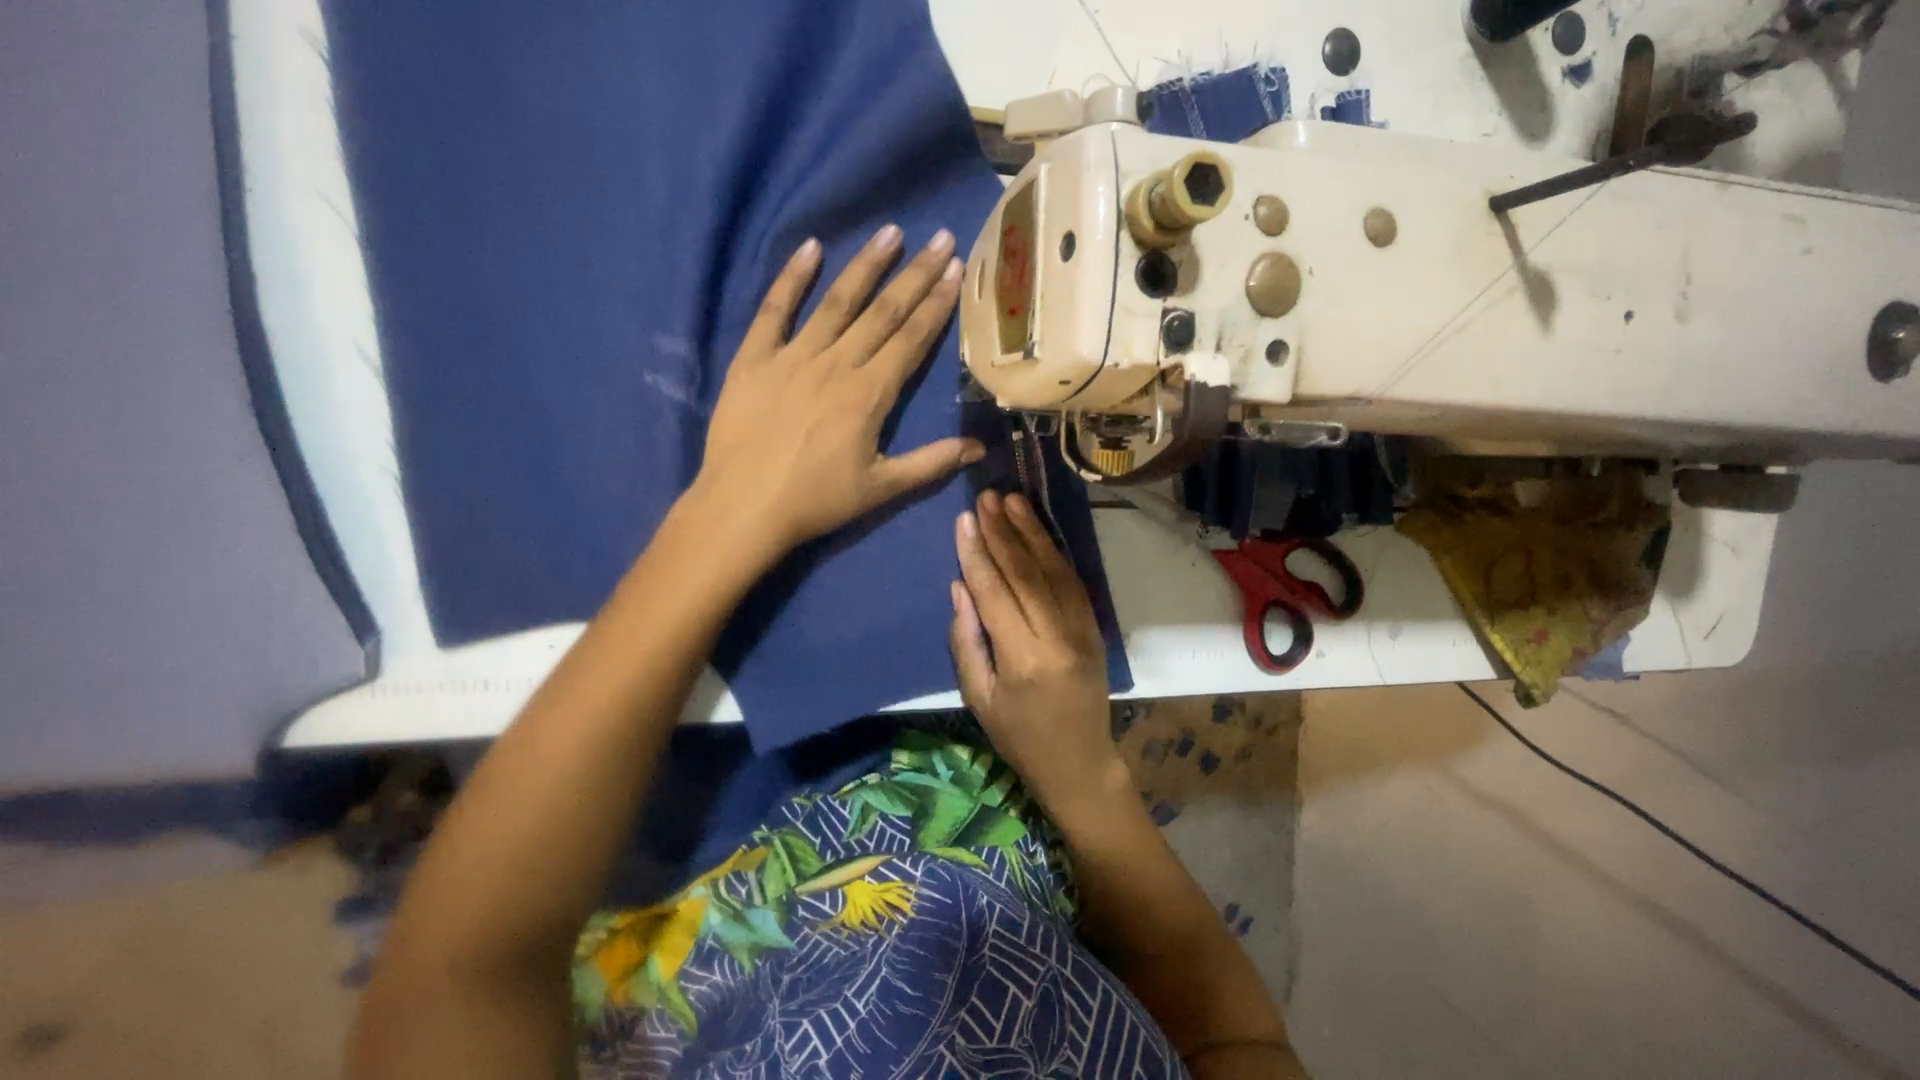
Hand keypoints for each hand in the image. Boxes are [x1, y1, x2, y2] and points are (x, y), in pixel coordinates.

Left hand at [687, 225, 983, 558]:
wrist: (743, 508)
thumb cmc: (816, 502)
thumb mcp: (881, 488)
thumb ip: (931, 463)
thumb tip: (978, 448)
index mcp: (869, 394)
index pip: (911, 339)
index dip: (936, 303)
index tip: (955, 270)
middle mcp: (836, 364)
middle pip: (882, 312)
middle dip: (915, 274)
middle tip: (940, 238)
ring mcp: (792, 356)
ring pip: (836, 302)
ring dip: (866, 265)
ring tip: (890, 232)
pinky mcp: (754, 359)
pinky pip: (774, 310)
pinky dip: (791, 278)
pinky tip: (811, 248)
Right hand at [950, 490, 1128, 814]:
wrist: (1078, 762)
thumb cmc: (1018, 736)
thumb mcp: (978, 697)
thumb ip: (966, 640)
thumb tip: (960, 585)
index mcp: (1022, 659)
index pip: (995, 592)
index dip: (977, 554)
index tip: (963, 519)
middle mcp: (1056, 638)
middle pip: (1026, 573)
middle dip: (1003, 532)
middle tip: (986, 498)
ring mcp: (1081, 630)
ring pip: (1054, 570)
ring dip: (1032, 532)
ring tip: (1012, 500)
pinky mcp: (1095, 628)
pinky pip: (1074, 582)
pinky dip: (1055, 553)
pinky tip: (1039, 530)